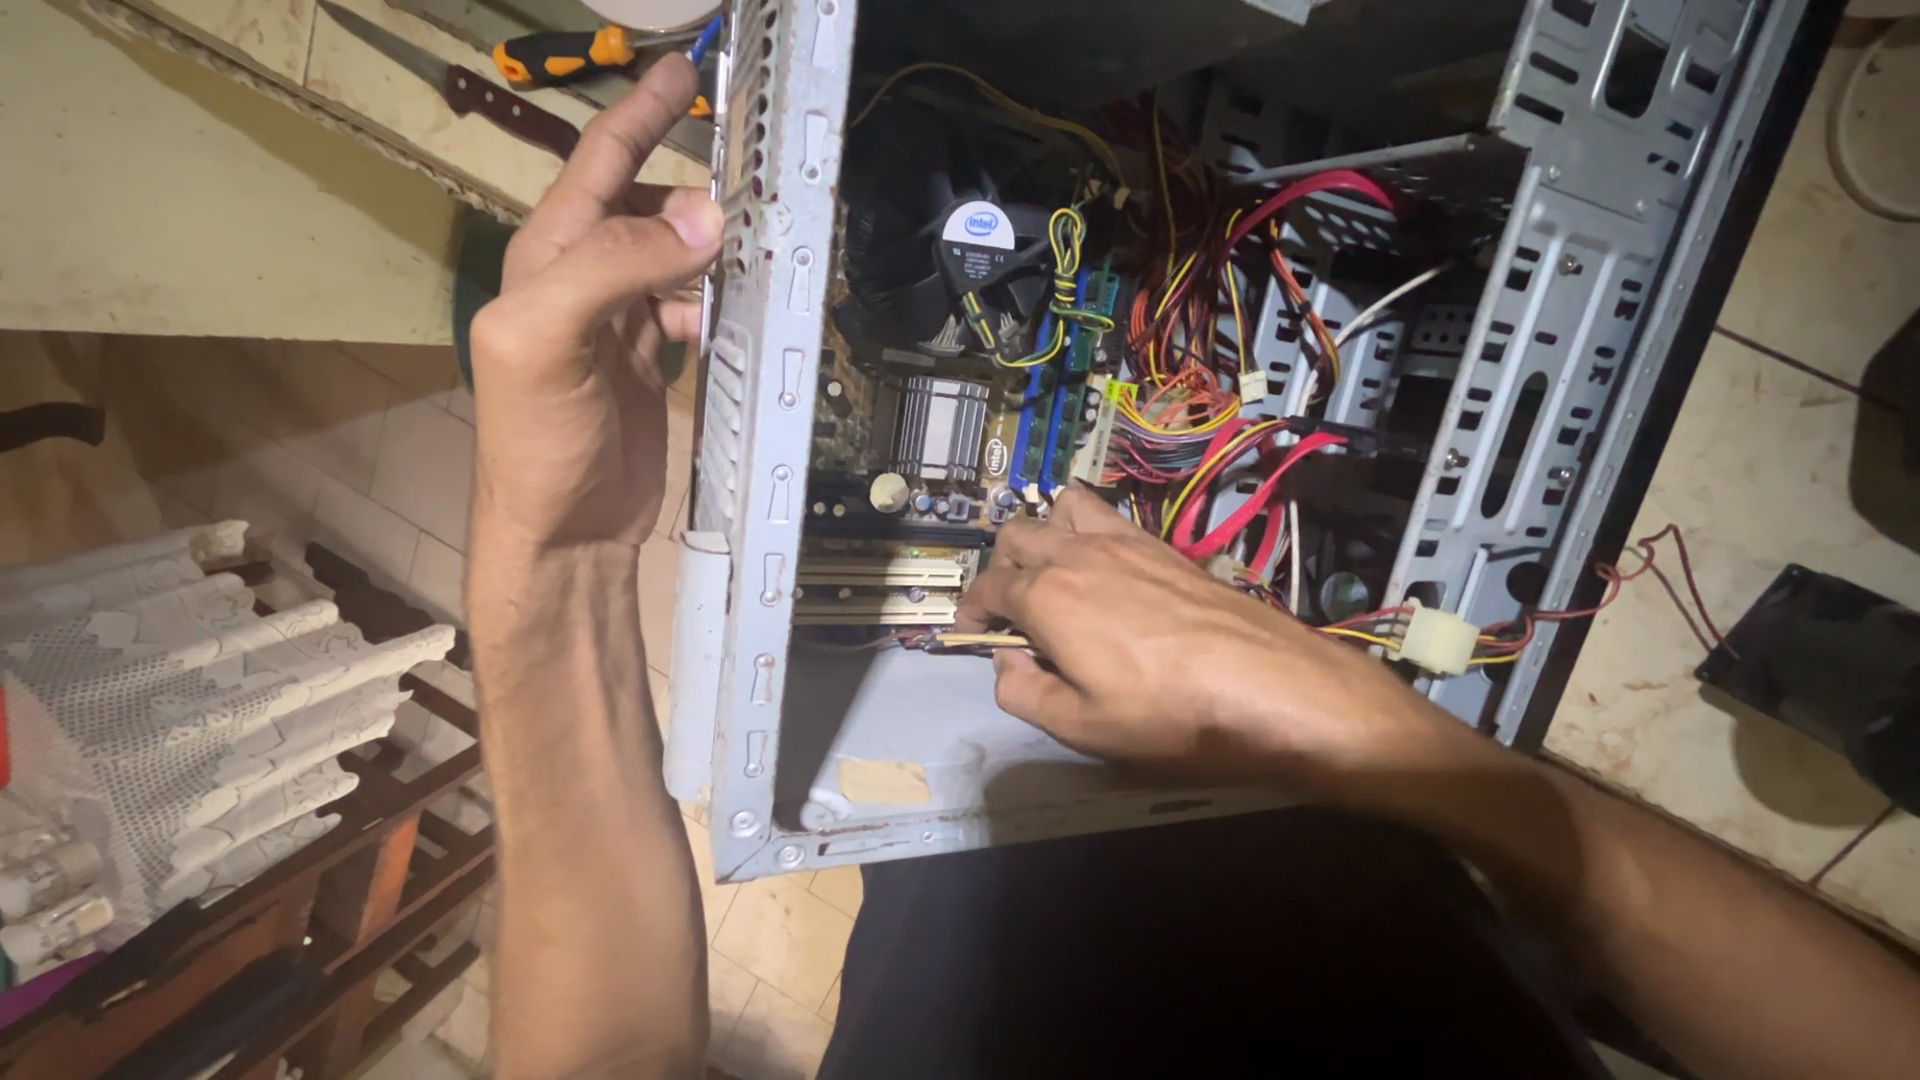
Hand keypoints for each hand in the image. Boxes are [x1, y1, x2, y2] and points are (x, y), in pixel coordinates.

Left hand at [469, 56, 722, 552]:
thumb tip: (704, 220)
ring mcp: (621, 324)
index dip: (638, 118)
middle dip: (691, 187)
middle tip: (749, 180)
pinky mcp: (652, 363)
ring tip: (756, 246)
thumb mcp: (549, 338)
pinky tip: (734, 311)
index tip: (682, 74)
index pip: (598, 169)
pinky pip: (692, 311)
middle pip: (645, 210)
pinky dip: (717, 303)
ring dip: (713, 249)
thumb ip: (616, 268)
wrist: (566, 526)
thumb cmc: (538, 438)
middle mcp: (584, 281)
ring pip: (676, 261)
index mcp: (548, 260)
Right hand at [956, 488, 1460, 785]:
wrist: (1267, 683)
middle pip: (1015, 536)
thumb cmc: (1168, 713)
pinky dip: (1084, 527)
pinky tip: (1102, 565)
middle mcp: (1076, 555)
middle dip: (999, 568)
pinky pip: (1105, 513)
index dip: (970, 611)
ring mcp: (1121, 541)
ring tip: (1053, 570)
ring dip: (1042, 532)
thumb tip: (1006, 661)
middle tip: (1011, 609)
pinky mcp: (1159, 543)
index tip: (971, 632)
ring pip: (1059, 508)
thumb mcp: (1080, 726)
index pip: (987, 588)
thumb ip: (1022, 692)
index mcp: (1046, 597)